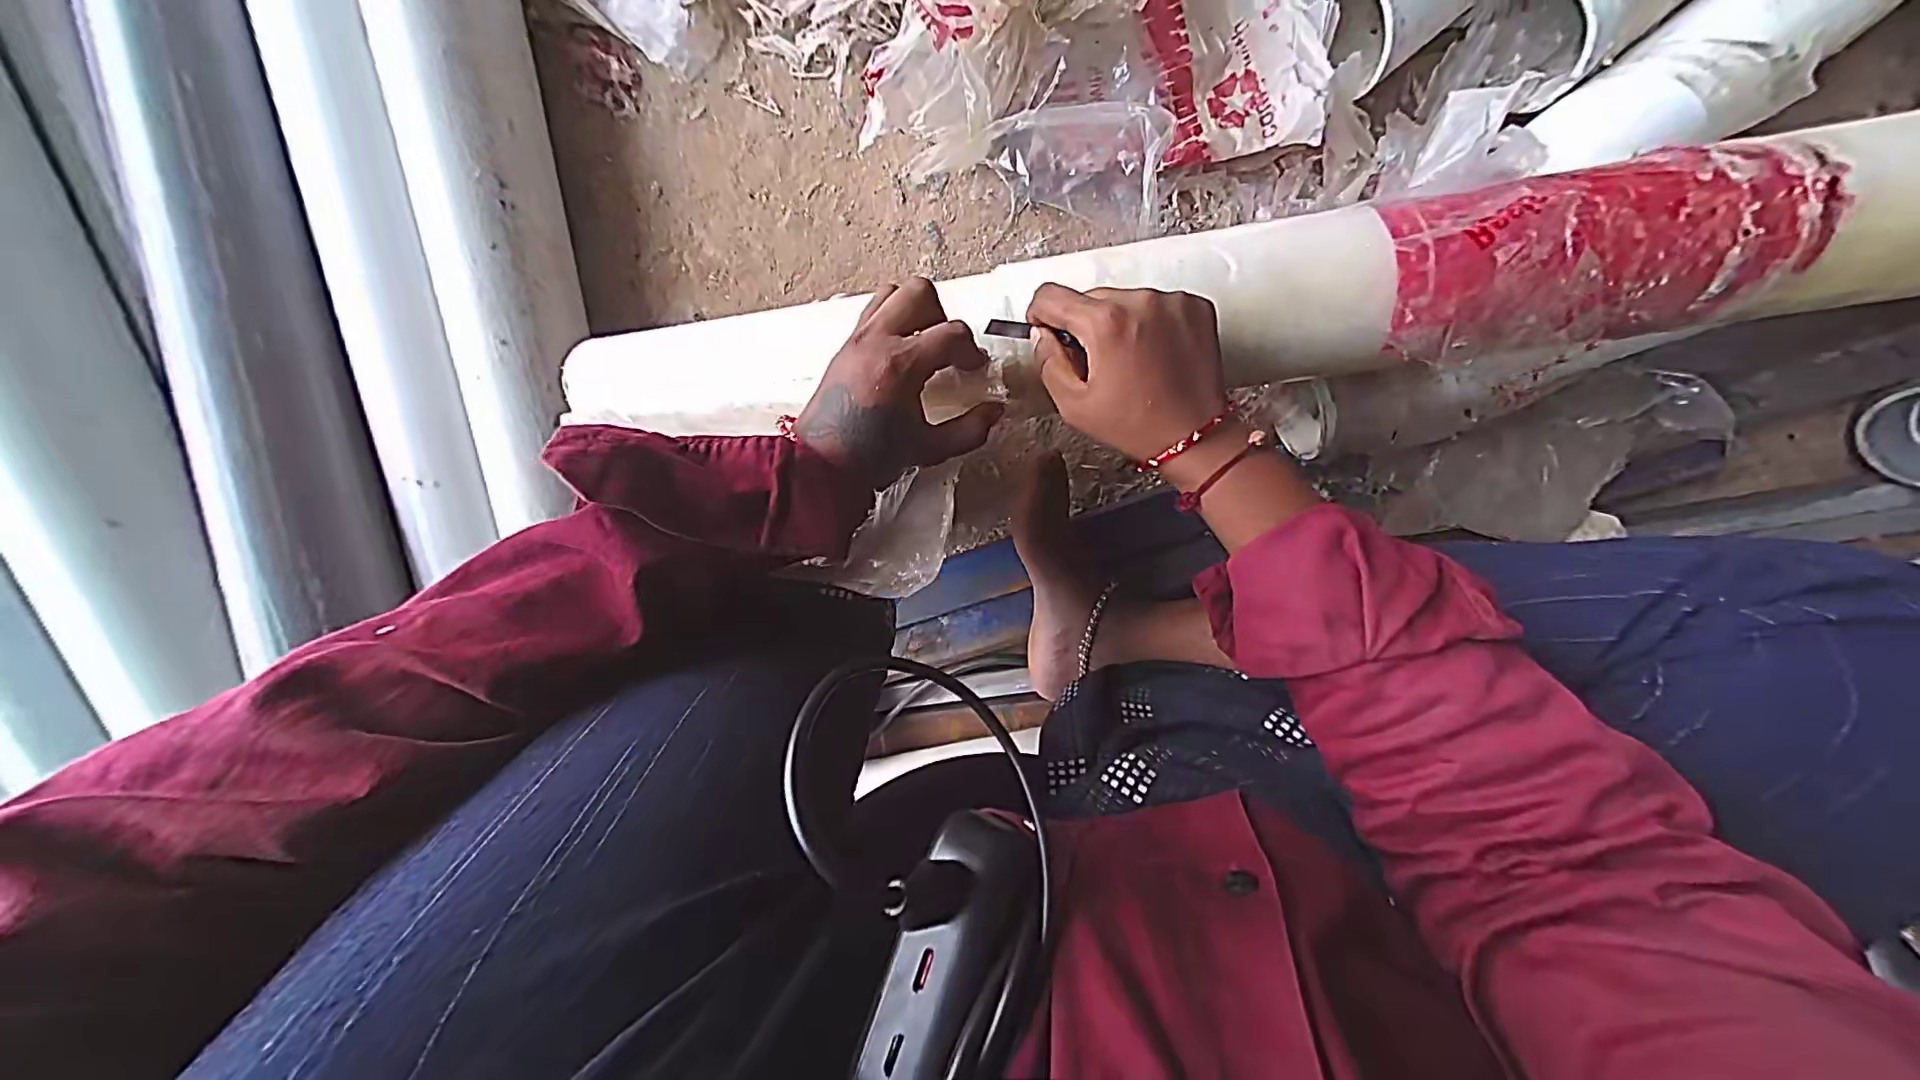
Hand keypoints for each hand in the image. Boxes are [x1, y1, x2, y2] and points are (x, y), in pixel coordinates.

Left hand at [796, 278, 1005, 487]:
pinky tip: (901, 352)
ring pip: (893, 293)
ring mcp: (857, 340)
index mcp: (901, 364)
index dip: (972, 351)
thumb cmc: (866, 458)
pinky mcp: (845, 347)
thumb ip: (970, 429)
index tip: (973, 367)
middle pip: (920, 293)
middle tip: (949, 347)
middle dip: (943, 316)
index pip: (952, 334)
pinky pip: (873, 312)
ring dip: (916, 311)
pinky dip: (893, 320)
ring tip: (925, 343)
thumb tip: (992, 412)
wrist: (822, 466)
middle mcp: (876, 342)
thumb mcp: (930, 448)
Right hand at [1026, 285, 1228, 462]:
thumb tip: (1041, 336)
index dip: (1040, 315)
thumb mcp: (1074, 405)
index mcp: (1105, 324)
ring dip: (1117, 323)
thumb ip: (1048, 363)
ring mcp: (1171, 301)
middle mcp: (1140, 302)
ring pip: (1123, 299)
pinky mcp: (1193, 306)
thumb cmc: (1138, 425)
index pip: (1051, 296)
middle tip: (1095, 363)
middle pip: (1089, 298)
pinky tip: (1151, 354)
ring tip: (1129, 362)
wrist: (1193, 436)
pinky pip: (1154, 303)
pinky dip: (1147, 323)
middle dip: (1084, 326)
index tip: (1046, 329)